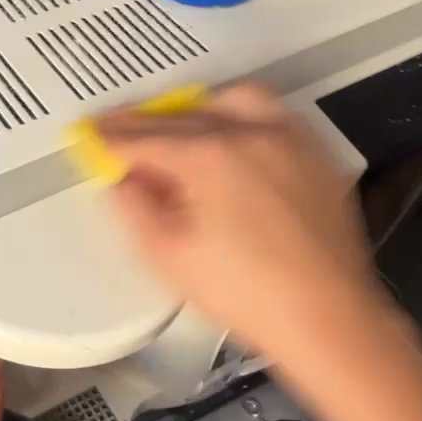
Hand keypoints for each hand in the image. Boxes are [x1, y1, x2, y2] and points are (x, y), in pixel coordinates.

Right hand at [98, 83, 407, 368]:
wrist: (329, 321)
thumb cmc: (247, 294)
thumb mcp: (167, 255)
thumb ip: (134, 206)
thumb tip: (122, 180)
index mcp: (209, 156)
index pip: (144, 137)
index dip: (110, 137)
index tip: (92, 134)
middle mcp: (251, 134)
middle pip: (181, 115)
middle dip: (145, 122)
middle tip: (121, 131)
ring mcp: (290, 141)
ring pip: (234, 99)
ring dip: (198, 108)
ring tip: (180, 128)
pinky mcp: (317, 158)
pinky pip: (275, 116)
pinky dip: (244, 118)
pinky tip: (234, 139)